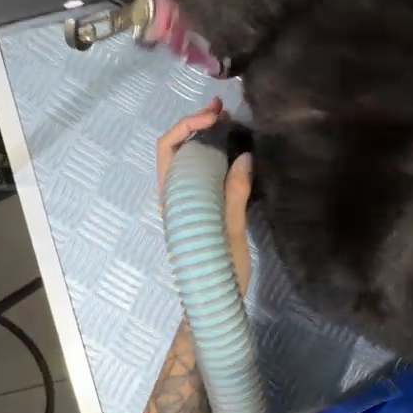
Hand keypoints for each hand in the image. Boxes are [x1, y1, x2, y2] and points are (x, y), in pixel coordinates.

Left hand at [155, 99, 253, 293]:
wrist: (215, 301)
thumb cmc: (219, 270)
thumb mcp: (230, 231)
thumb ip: (234, 194)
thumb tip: (243, 158)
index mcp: (174, 198)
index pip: (169, 148)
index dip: (188, 126)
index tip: (216, 117)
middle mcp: (175, 196)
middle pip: (176, 149)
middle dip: (196, 125)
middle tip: (224, 111)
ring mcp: (187, 203)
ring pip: (188, 161)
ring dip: (206, 140)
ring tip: (231, 126)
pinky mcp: (201, 210)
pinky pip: (202, 175)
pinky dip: (214, 158)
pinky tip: (234, 155)